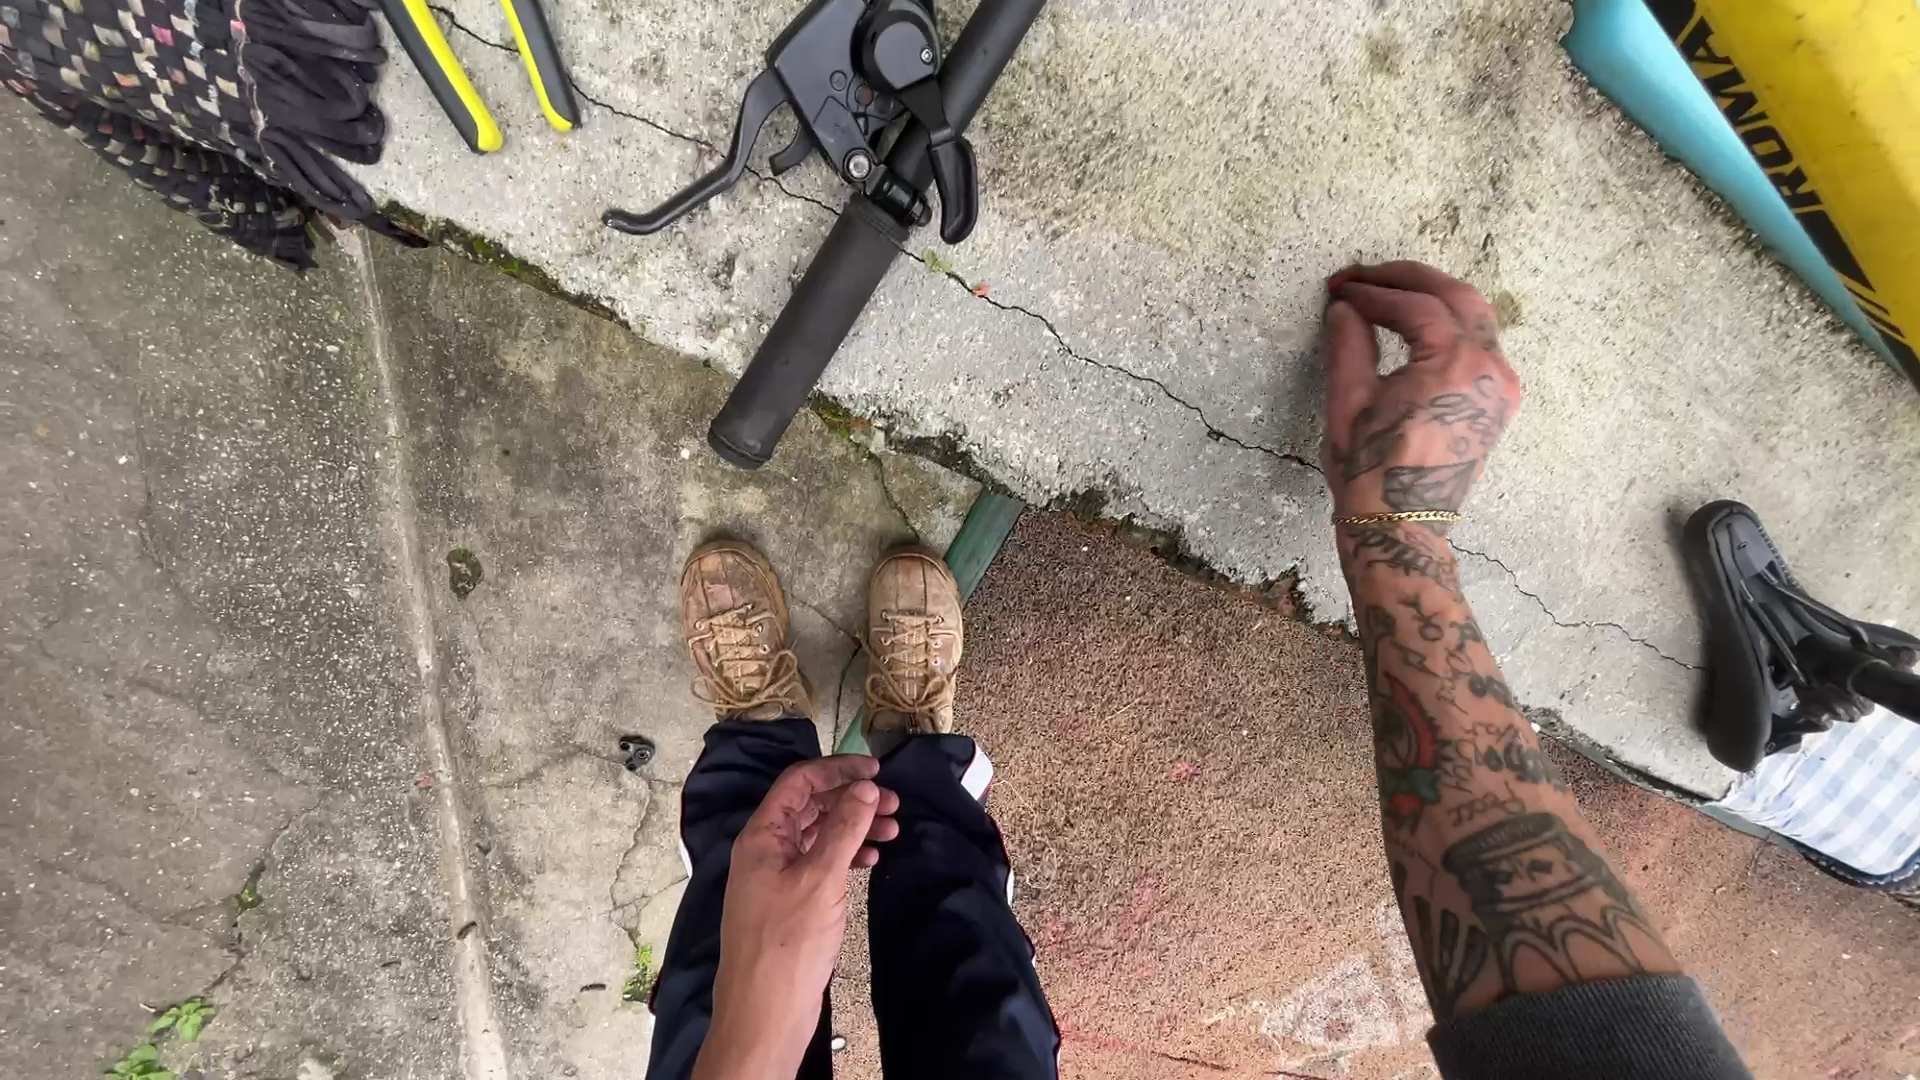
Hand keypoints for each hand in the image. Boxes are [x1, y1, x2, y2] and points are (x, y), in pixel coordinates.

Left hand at [693, 756, 900, 1079]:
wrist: (764, 1016)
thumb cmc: (788, 942)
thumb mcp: (821, 878)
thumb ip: (845, 828)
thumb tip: (866, 787)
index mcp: (763, 835)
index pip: (800, 781)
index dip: (838, 769)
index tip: (877, 771)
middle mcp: (767, 848)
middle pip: (813, 805)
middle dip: (853, 798)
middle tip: (895, 803)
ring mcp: (777, 875)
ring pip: (820, 833)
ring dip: (855, 826)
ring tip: (893, 829)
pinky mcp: (791, 899)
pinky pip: (821, 861)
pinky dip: (848, 854)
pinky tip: (872, 859)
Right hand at [1320, 262, 1523, 520]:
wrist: (1398, 522)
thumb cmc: (1369, 470)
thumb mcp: (1348, 402)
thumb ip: (1349, 345)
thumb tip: (1344, 307)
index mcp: (1454, 365)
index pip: (1417, 306)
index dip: (1374, 291)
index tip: (1341, 288)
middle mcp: (1490, 368)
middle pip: (1458, 297)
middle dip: (1409, 279)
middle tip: (1364, 276)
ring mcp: (1501, 385)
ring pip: (1475, 317)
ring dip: (1431, 298)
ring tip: (1386, 295)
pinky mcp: (1498, 401)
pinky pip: (1479, 344)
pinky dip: (1446, 325)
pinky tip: (1413, 328)